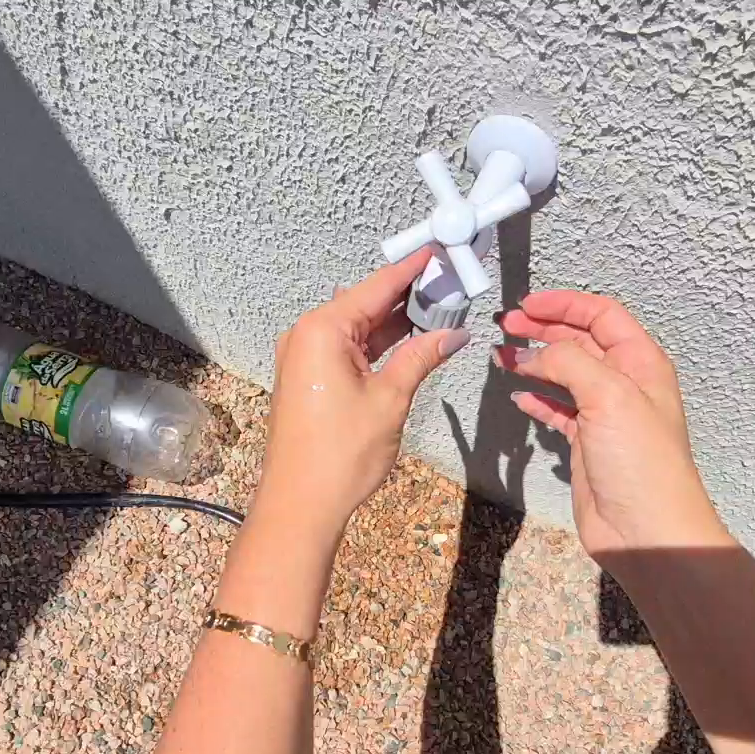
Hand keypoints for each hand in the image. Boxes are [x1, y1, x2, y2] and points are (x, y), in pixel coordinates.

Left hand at [259, 248, 471, 528]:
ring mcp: (304, 357)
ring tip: (436, 307)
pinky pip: (347, 348)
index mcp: (322, 330)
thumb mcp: (390, 399)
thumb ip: (420, 357)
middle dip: (406, 295)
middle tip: (446, 282)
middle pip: (365, 303)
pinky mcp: (308, 378)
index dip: (410, 269)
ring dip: (394, 321)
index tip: (435, 250)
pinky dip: (376, 344)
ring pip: (357, 327)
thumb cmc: (340, 454)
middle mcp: (307, 335)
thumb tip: (453, 335)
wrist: (301, 503)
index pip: (375, 287)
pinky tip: (407, 340)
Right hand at [496, 290, 731, 561]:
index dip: (565, 305)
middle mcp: (623, 384)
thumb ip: (569, 362)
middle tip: (506, 326)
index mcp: (639, 363)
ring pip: (564, 375)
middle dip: (543, 330)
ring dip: (534, 362)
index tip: (527, 305)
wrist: (646, 530)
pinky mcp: (585, 443)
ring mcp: (603, 414)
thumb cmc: (639, 461)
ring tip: (501, 356)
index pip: (601, 316)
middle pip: (580, 342)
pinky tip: (517, 396)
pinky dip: (536, 400)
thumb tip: (532, 354)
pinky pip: (557, 410)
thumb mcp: (609, 396)